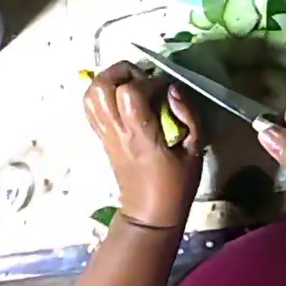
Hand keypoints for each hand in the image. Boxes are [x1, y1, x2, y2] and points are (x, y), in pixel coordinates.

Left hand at [83, 62, 204, 229]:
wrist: (149, 214)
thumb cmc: (176, 185)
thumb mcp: (195, 151)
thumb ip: (189, 116)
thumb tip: (173, 88)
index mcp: (140, 136)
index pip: (130, 93)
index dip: (148, 80)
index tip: (164, 87)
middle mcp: (116, 131)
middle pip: (101, 86)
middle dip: (122, 71)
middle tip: (143, 77)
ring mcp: (105, 133)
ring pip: (91, 93)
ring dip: (110, 79)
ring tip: (132, 83)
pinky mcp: (101, 136)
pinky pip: (91, 106)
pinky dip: (103, 93)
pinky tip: (122, 96)